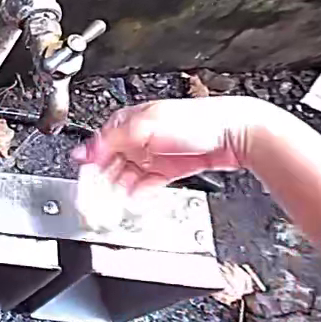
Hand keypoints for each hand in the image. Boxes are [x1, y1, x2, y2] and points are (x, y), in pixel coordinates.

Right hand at [71, 96, 281, 195]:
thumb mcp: (145, 125)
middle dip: (101, 179)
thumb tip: (84, 152)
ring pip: (125, 176)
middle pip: (109, 162)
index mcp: (126, 122)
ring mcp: (151, 155)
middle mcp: (136, 138)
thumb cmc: (196, 121)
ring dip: (117, 189)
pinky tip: (133, 198)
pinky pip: (145, 184)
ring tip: (113, 200)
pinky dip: (138, 192)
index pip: (97, 144)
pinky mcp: (167, 170)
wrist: (236, 134)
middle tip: (94, 195)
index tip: (83, 178)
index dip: (89, 162)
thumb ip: (112, 140)